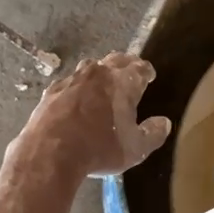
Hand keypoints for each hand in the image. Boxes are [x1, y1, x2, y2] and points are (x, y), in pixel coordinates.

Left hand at [16, 53, 171, 178]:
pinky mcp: (52, 90)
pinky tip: (75, 99)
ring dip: (100, 73)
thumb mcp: (135, 149)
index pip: (140, 67)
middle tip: (130, 74)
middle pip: (116, 60)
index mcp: (123, 82)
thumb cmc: (99, 149)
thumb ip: (153, 134)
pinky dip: (77, 88)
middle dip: (125, 65)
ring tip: (103, 84)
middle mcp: (98, 73)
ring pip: (90, 68)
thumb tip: (164, 122)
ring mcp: (72, 79)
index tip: (149, 76)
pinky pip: (70, 82)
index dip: (146, 71)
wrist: (49, 152)